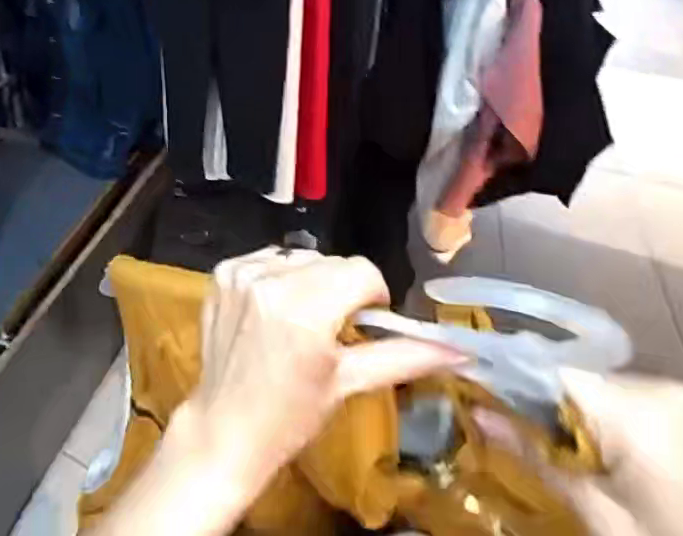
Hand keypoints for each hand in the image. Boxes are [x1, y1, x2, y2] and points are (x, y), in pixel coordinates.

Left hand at [181, 249, 464, 489]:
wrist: (225, 428)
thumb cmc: (290, 415)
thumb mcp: (348, 384)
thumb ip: (403, 358)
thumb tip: (458, 351)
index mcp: (305, 309)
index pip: (361, 270)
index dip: (373, 294)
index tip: (367, 320)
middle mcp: (271, 280)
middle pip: (331, 260)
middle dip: (342, 288)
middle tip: (334, 326)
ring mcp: (242, 272)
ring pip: (300, 255)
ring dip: (310, 279)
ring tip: (302, 319)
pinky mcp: (223, 271)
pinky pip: (267, 257)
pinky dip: (278, 276)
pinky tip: (274, 309)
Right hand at [477, 369, 682, 535]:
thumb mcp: (604, 520)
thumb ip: (538, 458)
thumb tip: (476, 413)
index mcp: (637, 412)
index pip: (549, 370)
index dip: (510, 378)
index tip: (479, 389)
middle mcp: (663, 386)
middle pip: (577, 377)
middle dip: (548, 401)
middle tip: (530, 437)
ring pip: (606, 386)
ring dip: (584, 410)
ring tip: (581, 454)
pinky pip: (640, 398)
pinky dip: (619, 417)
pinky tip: (623, 456)